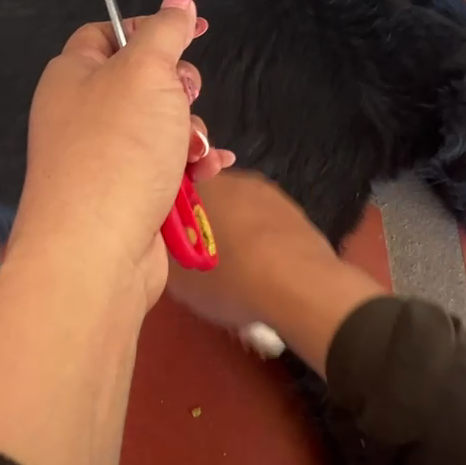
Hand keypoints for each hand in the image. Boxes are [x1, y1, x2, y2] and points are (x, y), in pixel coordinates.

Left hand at [16, 0, 234, 302]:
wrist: (95, 250)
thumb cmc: (116, 147)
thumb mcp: (147, 71)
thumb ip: (167, 29)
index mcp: (73, 74)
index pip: (111, 32)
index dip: (153, 27)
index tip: (195, 28)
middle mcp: (81, 112)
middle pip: (142, 80)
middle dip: (178, 87)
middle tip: (185, 95)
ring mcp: (102, 157)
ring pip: (160, 125)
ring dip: (189, 133)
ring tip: (193, 149)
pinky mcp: (124, 194)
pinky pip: (164, 166)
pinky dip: (189, 165)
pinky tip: (208, 169)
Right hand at [166, 170, 384, 371]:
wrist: (300, 286)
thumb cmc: (229, 277)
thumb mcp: (178, 277)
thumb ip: (165, 251)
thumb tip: (165, 243)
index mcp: (201, 185)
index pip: (177, 188)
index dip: (174, 214)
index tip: (175, 240)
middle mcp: (235, 178)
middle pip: (211, 196)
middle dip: (205, 220)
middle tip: (201, 256)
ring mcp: (269, 192)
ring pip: (241, 208)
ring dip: (235, 229)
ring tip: (236, 267)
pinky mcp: (295, 210)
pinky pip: (267, 222)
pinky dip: (262, 239)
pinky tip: (263, 268)